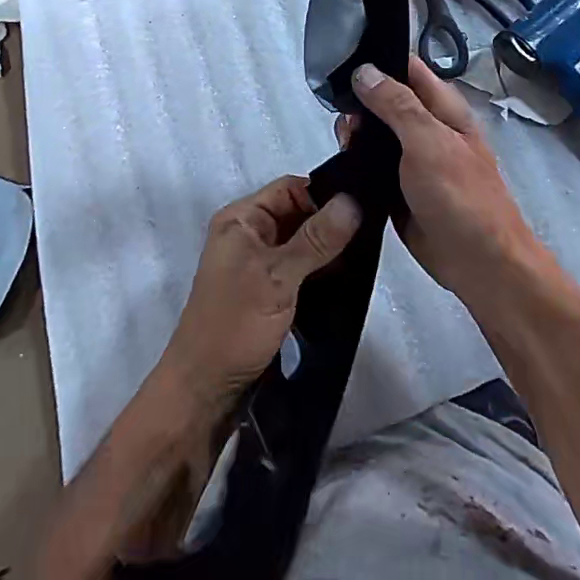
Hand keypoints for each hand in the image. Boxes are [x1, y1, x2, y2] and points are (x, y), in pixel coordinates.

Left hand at [159, 177, 361, 404]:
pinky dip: (324, 269)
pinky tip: (350, 275)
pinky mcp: (272, 291)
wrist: (206, 391)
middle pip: (300, 213)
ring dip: (331, 248)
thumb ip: (317, 238)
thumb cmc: (235, 325)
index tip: (363, 206)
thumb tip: (353, 201)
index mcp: (241, 220)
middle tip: (373, 230)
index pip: (292, 188)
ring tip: (367, 251)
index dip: (325, 194)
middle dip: (332, 222)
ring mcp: (261, 265)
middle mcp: (250, 236)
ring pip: (305, 242)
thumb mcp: (278, 277)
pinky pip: (304, 267)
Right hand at [343, 58, 558, 308]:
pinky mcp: (399, 191)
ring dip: (356, 135)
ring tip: (337, 139)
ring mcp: (413, 163)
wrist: (478, 262)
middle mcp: (429, 130)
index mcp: (445, 110)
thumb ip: (397, 105)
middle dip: (361, 102)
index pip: (410, 70)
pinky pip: (373, 170)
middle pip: (388, 103)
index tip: (342, 57)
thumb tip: (365, 71)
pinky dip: (356, 166)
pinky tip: (337, 164)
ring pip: (377, 138)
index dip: (380, 61)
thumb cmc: (460, 195)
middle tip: (336, 110)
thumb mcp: (429, 141)